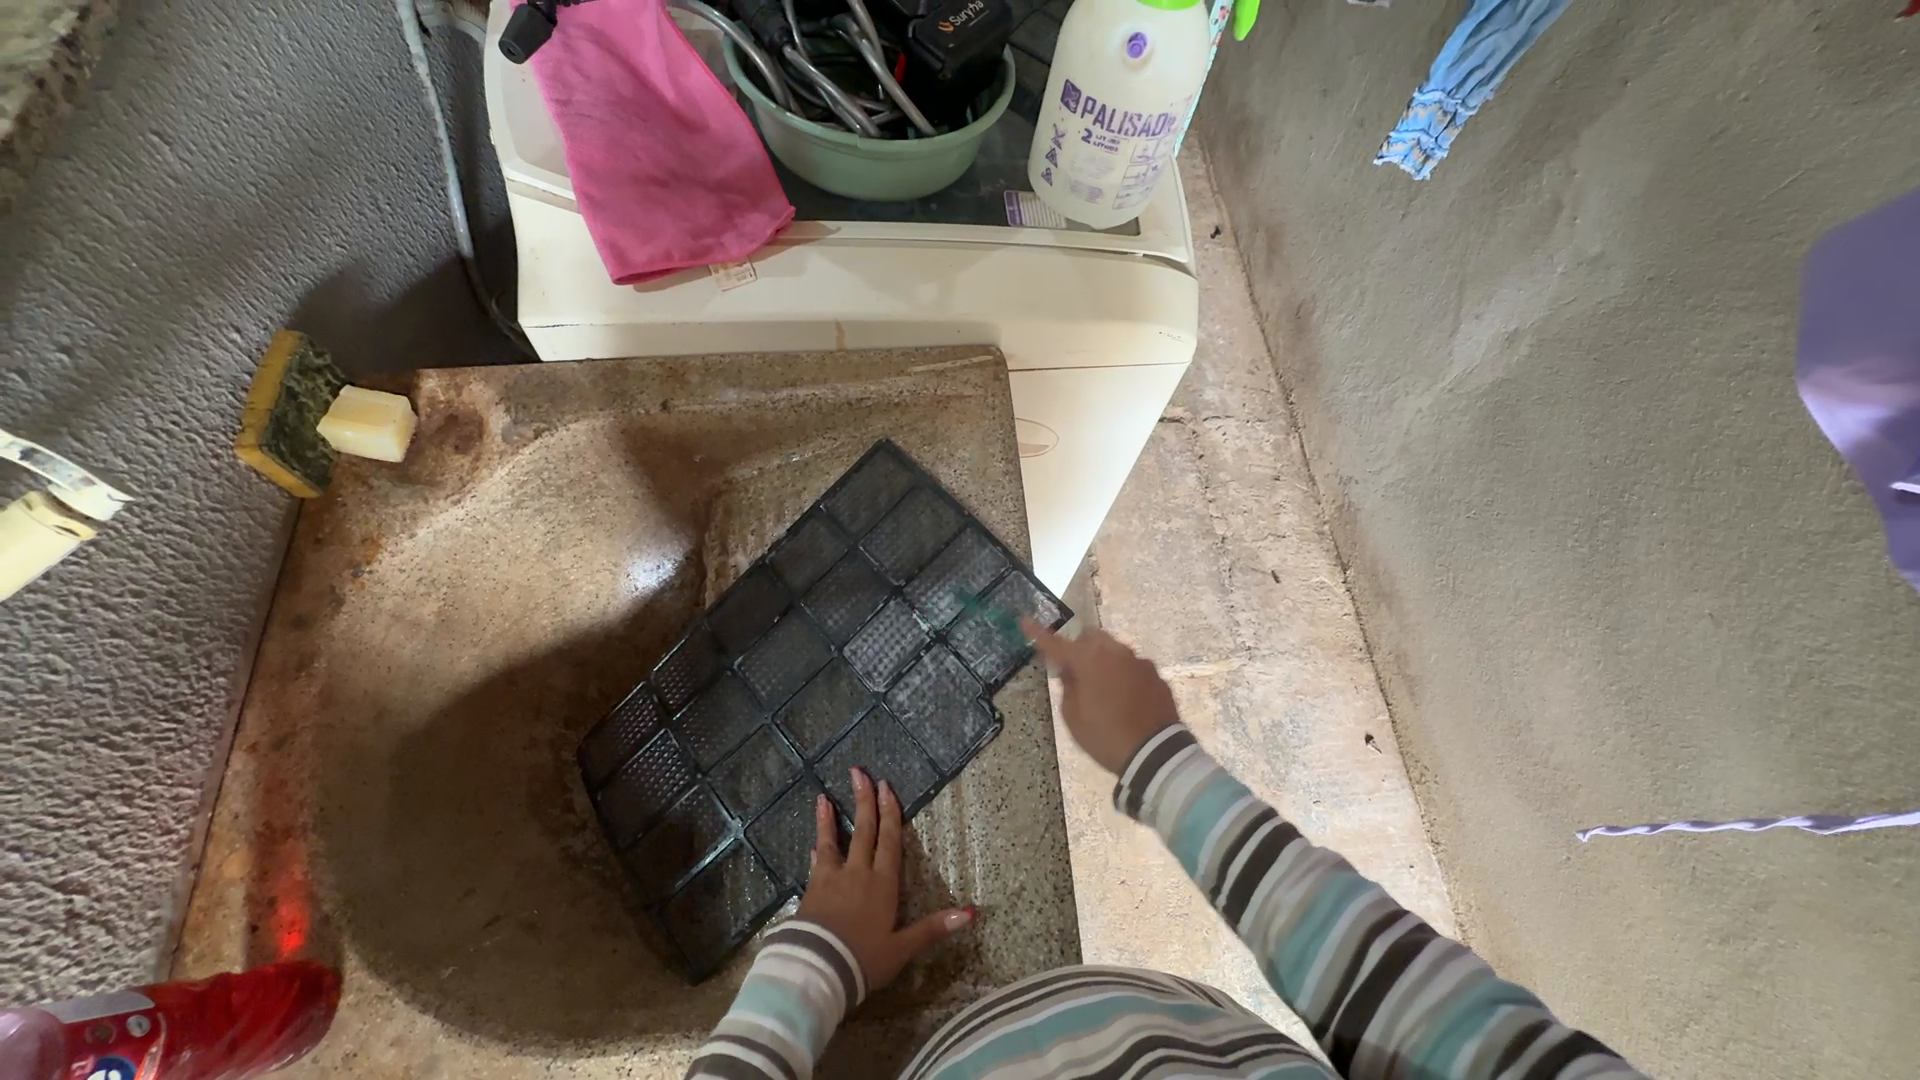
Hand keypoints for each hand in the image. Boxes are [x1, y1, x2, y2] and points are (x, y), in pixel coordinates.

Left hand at [795, 768, 972, 993]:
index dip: (889, 813)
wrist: (818, 969)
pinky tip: (814, 846)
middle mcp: (858, 874)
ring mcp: (832, 880)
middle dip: (864, 801)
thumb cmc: (864, 959)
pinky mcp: (812, 891)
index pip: (889, 841)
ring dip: (830, 820)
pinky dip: (817, 852)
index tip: (885, 786)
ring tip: (823, 798)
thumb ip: (933, 929)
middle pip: (863, 831)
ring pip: (834, 842)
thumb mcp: (902, 948)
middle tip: (859, 773)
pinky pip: (817, 865)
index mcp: (883, 884)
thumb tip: (970, 913)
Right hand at [1025, 619, 1179, 774]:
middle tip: (1074, 669)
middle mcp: (1116, 652)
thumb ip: (1068, 687)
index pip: (1056, 643)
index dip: (1038, 634)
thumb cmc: (1105, 736)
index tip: (1025, 620)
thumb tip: (1070, 672)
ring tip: (1102, 688)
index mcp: (1089, 660)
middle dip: (1079, 648)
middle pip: (1091, 637)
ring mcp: (1139, 662)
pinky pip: (1133, 668)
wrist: (1155, 753)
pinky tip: (1125, 698)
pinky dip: (1124, 676)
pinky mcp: (1156, 676)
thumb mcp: (1073, 717)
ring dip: (1104, 661)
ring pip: (1115, 650)